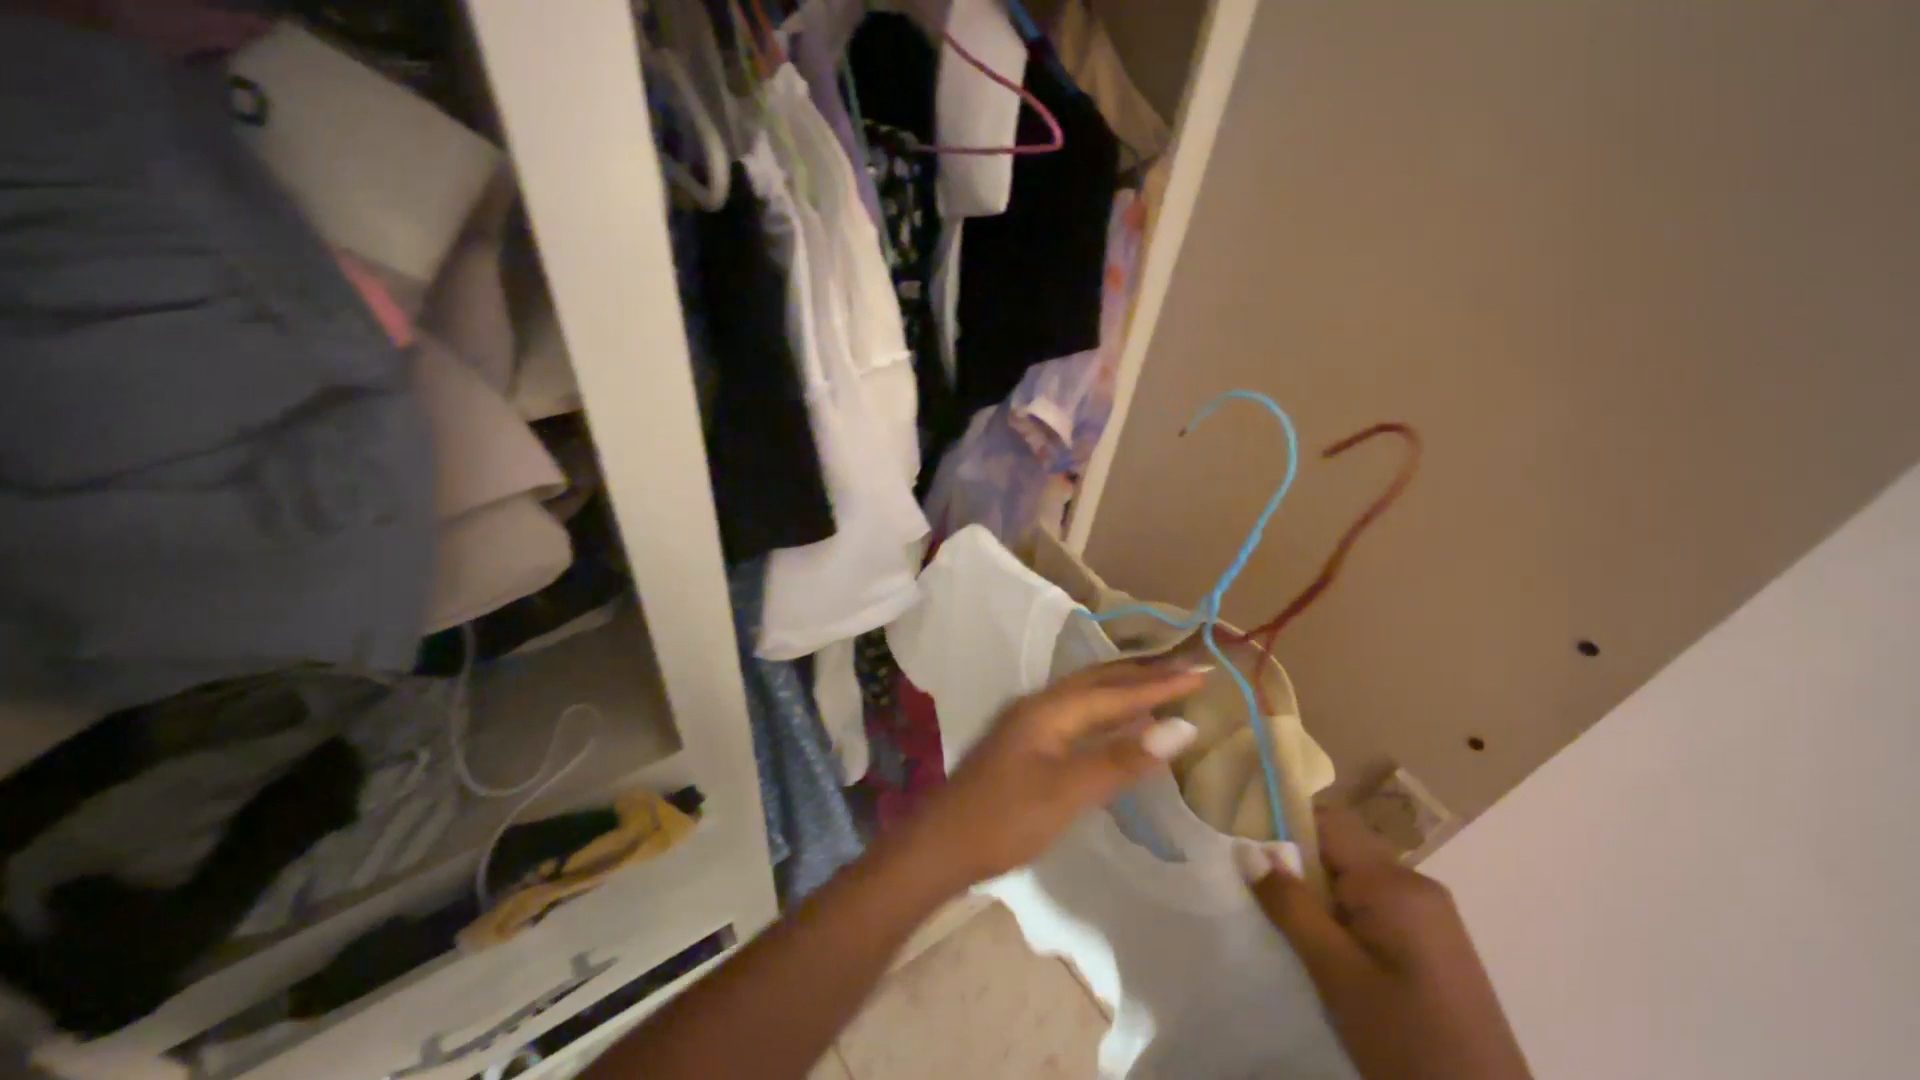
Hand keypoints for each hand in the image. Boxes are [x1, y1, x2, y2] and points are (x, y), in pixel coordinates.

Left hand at [899, 659, 1206, 890]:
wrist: (940, 847)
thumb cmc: (1005, 820)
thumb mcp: (1069, 792)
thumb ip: (1122, 759)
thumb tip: (1181, 727)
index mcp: (1050, 710)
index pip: (1116, 691)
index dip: (1160, 685)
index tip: (1203, 673)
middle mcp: (1039, 707)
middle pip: (1100, 682)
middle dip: (1144, 675)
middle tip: (1189, 670)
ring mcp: (1029, 726)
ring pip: (1086, 696)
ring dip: (1125, 689)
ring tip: (1161, 685)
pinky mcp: (1025, 747)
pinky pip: (1077, 716)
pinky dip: (1107, 712)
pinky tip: (1117, 724)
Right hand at [1241, 806, 1532, 1079]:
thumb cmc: (1405, 1037)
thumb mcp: (1337, 975)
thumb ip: (1293, 908)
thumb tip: (1247, 850)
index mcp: (1394, 883)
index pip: (1328, 820)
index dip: (1282, 822)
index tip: (1239, 843)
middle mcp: (1416, 884)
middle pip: (1342, 848)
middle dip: (1296, 863)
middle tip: (1252, 892)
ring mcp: (1430, 914)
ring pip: (1356, 880)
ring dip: (1317, 894)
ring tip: (1280, 924)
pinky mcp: (1434, 943)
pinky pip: (1375, 906)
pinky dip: (1342, 916)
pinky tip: (1322, 950)